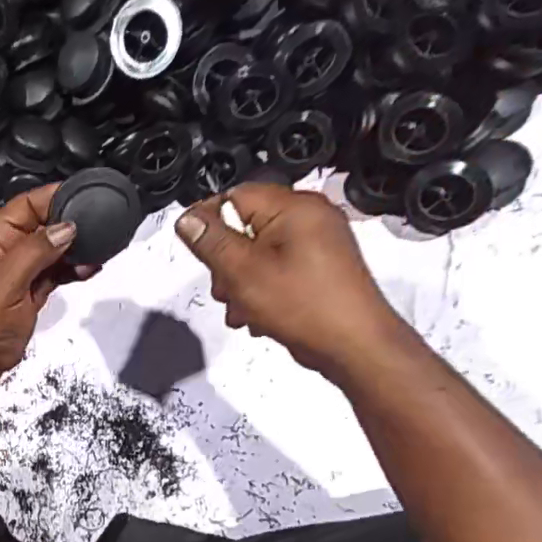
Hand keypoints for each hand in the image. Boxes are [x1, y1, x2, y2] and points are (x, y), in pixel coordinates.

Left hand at [0, 183, 91, 376]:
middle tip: (93, 223)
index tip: (77, 195)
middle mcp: (8, 252)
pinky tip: (89, 267)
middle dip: (68, 223)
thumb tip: (65, 228)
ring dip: (75, 248)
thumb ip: (37, 251)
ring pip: (53, 249)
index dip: (50, 198)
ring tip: (96, 248)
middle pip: (43, 225)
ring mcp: (22, 272)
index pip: (25, 206)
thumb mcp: (9, 280)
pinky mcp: (33, 291)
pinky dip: (73, 269)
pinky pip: (57, 272)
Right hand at [174, 183, 399, 375]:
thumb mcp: (243, 272)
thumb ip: (211, 242)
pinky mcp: (319, 268)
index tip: (198, 251)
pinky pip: (277, 270)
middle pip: (246, 228)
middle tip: (227, 290)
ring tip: (244, 309)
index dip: (210, 224)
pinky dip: (262, 291)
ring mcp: (317, 244)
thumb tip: (188, 218)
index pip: (235, 196)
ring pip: (258, 254)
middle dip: (227, 263)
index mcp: (293, 207)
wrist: (353, 345)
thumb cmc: (306, 307)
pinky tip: (260, 315)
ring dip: (241, 283)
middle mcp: (309, 218)